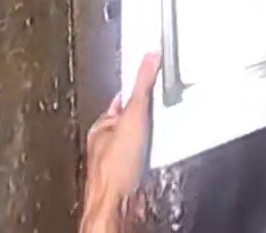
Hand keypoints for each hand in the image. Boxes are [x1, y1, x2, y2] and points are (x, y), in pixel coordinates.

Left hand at [81, 52, 160, 230]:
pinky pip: (151, 154)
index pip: (124, 97)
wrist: (119, 208)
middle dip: (152, 113)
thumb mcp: (133, 114)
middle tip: (163, 107)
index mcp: (102, 127)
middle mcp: (109, 144)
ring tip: (163, 131)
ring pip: (145, 137)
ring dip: (156, 135)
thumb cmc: (114, 168)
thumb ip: (142, 84)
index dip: (140, 88)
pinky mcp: (135, 175)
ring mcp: (121, 161)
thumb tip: (150, 57)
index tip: (155, 76)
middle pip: (137, 117)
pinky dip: (159, 151)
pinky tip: (161, 151)